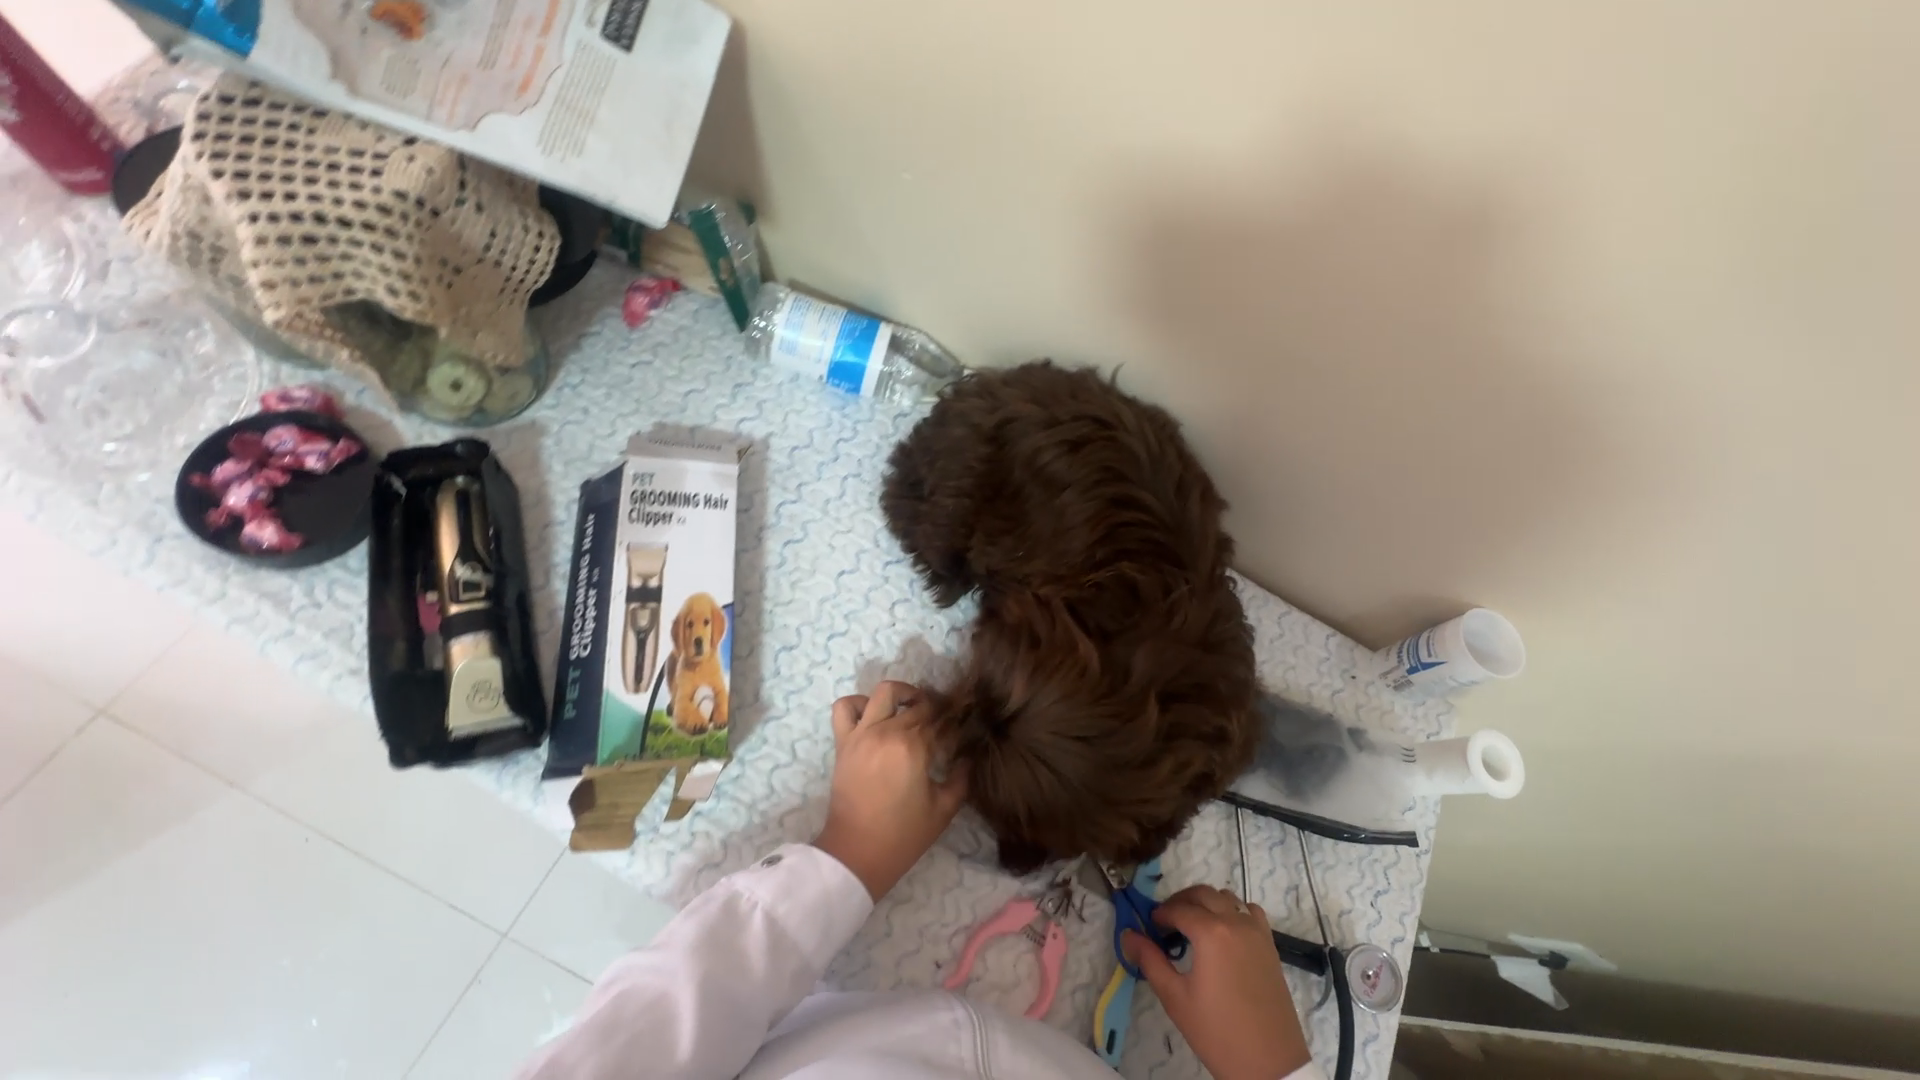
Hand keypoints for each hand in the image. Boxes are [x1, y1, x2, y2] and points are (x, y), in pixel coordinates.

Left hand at [812, 681, 967, 899]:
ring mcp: (862, 733)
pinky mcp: (843, 741)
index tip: (962, 731)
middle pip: (918, 705)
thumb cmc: (903, 835)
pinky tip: (872, 716)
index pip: (942, 721)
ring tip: (910, 707)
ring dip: (901, 694)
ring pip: (883, 692)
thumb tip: (967, 758)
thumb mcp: (944, 810)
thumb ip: (961, 779)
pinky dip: (858, 704)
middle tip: (942, 725)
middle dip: (934, 710)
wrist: (856, 852)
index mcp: (915, 747)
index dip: (956, 723)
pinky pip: (844, 707)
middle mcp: (888, 731)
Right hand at [1122, 886, 1311, 1079]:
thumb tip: (1128, 934)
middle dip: (1180, 902)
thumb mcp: (1175, 997)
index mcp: (1211, 932)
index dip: (1159, 915)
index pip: (1178, 909)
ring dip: (1206, 903)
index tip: (1149, 928)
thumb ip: (1150, 960)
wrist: (1269, 1064)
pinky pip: (1250, 913)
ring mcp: (1257, 933)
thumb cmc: (1217, 1032)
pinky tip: (1225, 934)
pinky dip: (1234, 912)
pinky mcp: (1270, 946)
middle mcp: (1236, 923)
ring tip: (1193, 927)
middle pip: (1203, 894)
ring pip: (1227, 898)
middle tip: (1166, 923)